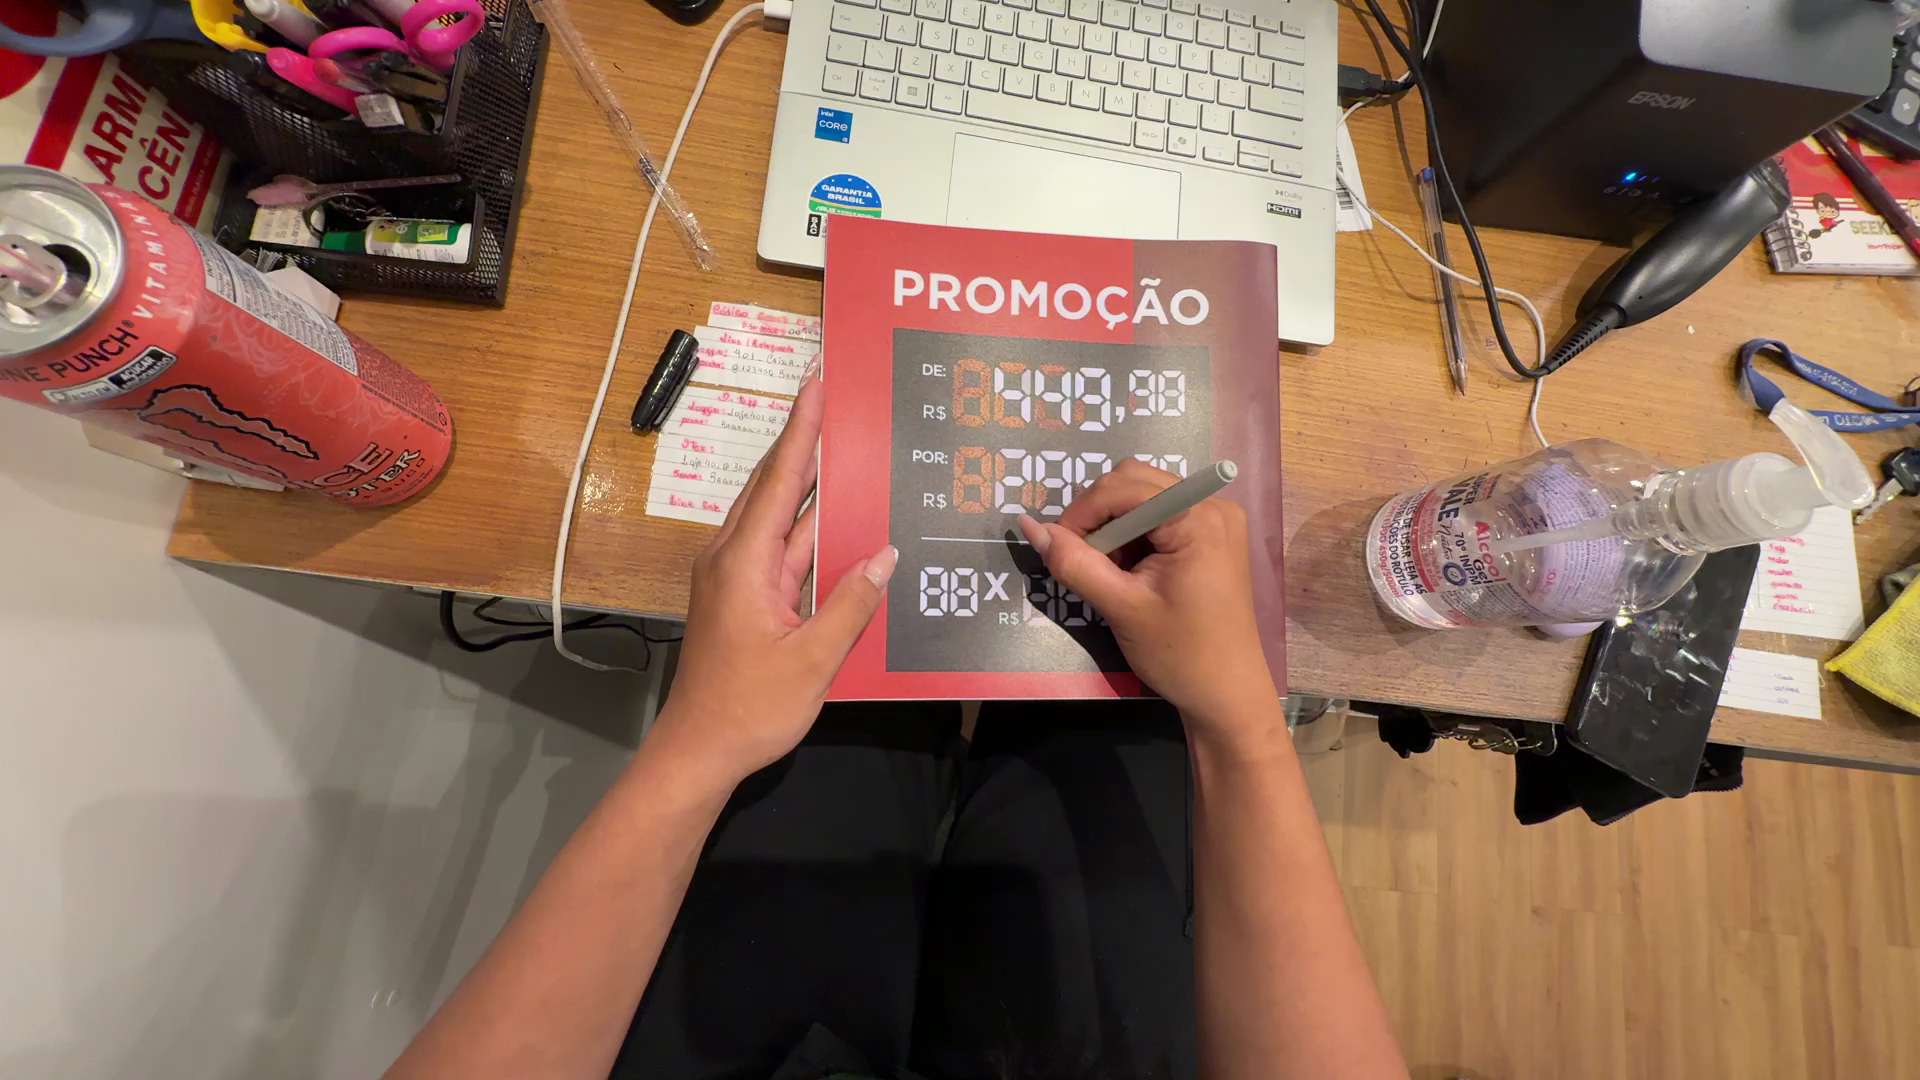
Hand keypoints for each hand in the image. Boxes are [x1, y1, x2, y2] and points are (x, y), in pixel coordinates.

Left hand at [649, 373, 896, 786]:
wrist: (699, 750)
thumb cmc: (751, 707)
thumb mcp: (812, 659)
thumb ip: (851, 603)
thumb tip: (885, 554)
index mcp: (744, 562)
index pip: (778, 481)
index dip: (800, 431)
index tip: (815, 385)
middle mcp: (733, 557)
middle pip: (774, 487)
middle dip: (804, 443)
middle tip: (837, 403)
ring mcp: (735, 576)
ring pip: (778, 518)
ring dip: (809, 486)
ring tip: (846, 451)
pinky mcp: (742, 595)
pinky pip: (781, 549)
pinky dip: (809, 530)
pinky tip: (838, 521)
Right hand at [1016, 461, 1278, 744]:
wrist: (1226, 695)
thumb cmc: (1180, 654)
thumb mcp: (1120, 607)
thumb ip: (1073, 562)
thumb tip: (1029, 526)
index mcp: (1198, 518)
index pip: (1123, 486)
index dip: (1083, 512)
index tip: (1060, 549)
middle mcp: (1211, 505)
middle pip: (1132, 482)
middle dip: (1098, 516)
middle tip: (1085, 561)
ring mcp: (1213, 519)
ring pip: (1140, 496)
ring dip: (1113, 527)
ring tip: (1110, 573)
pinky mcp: (1209, 534)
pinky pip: (1156, 515)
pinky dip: (1131, 536)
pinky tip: (1129, 572)